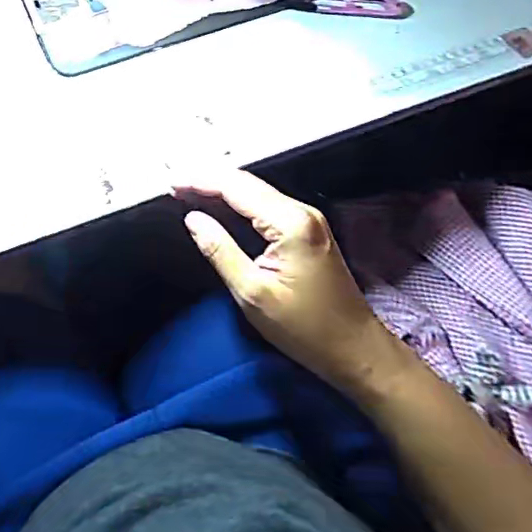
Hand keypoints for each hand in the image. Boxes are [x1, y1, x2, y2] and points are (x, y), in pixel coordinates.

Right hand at [178, 170, 410, 397]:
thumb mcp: (253, 293)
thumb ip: (219, 250)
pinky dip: (236, 198)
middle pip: (245, 182)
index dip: (199, 182)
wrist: (358, 352)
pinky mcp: (306, 229)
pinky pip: (263, 202)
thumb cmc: (308, 329)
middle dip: (206, 179)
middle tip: (175, 184)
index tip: (172, 183)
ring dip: (220, 187)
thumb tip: (194, 220)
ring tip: (188, 190)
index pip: (235, 188)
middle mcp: (302, 213)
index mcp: (290, 224)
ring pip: (253, 189)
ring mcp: (307, 219)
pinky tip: (218, 203)